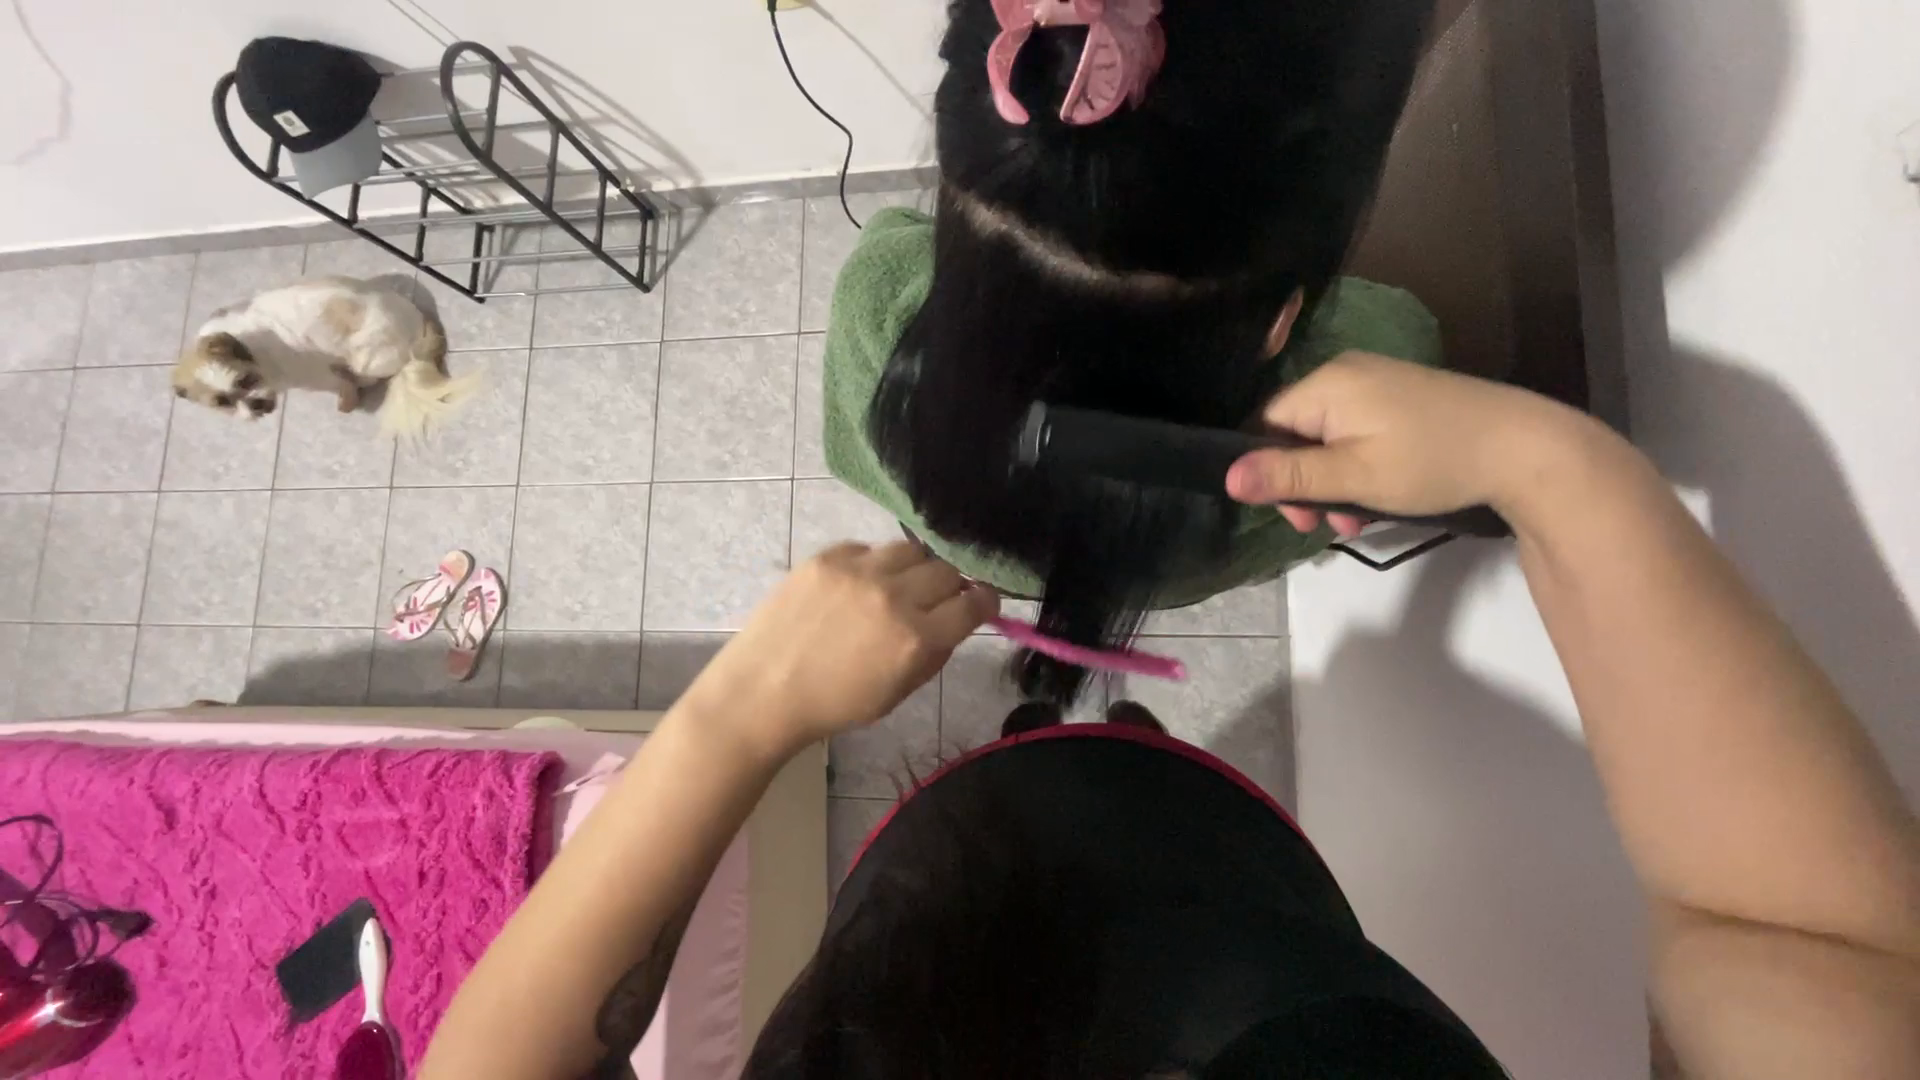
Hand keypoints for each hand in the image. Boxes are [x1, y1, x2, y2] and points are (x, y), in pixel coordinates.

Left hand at [685, 542, 998, 750]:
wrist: (763, 692)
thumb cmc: (834, 706)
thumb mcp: (897, 694)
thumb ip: (935, 654)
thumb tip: (957, 621)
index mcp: (916, 639)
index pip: (974, 602)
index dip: (985, 601)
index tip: (982, 602)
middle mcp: (894, 597)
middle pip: (947, 570)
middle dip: (950, 586)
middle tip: (936, 600)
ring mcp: (858, 572)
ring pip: (911, 550)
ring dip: (915, 569)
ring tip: (898, 586)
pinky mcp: (827, 558)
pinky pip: (868, 548)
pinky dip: (872, 564)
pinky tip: (857, 586)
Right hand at [1224, 351, 1606, 533]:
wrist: (1529, 449)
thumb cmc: (1432, 461)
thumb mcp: (1353, 476)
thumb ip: (1287, 475)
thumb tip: (1225, 477)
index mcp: (1326, 384)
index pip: (1262, 424)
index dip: (1265, 470)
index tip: (1291, 512)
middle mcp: (1343, 373)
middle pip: (1292, 433)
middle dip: (1301, 483)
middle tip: (1321, 525)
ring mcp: (1373, 383)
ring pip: (1323, 439)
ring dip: (1328, 483)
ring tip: (1354, 519)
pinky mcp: (1397, 398)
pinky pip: (1352, 433)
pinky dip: (1353, 467)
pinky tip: (1373, 497)